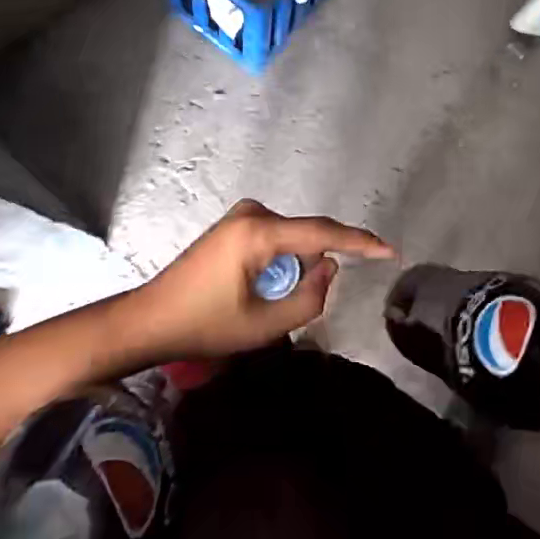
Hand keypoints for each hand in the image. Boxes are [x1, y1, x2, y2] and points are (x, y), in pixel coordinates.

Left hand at [125, 199, 393, 362]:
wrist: (149, 319)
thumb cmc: (203, 325)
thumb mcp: (264, 325)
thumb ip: (308, 298)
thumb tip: (328, 267)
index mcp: (258, 232)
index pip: (321, 232)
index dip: (359, 242)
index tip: (390, 250)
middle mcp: (252, 213)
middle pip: (305, 240)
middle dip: (307, 272)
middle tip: (277, 309)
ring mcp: (241, 215)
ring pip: (291, 243)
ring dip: (290, 272)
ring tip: (257, 303)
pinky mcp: (235, 225)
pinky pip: (275, 241)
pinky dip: (277, 265)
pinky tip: (252, 290)